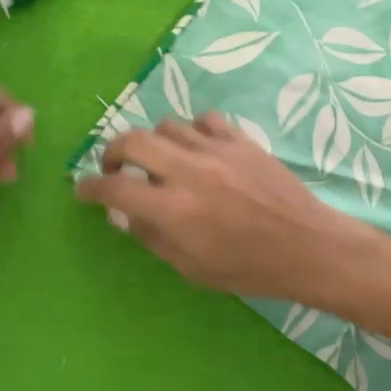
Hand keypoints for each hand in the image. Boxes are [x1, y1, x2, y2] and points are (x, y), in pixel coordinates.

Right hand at [75, 113, 380, 301]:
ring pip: (167, 126)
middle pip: (133, 140)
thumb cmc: (247, 269)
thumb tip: (125, 215)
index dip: (91, 187)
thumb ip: (153, 237)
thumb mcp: (191, 268)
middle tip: (114, 169)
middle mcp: (188, 171)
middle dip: (113, 152)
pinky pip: (203, 121)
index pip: (115, 186)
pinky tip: (196, 151)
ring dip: (153, 143)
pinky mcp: (241, 140)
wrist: (307, 247)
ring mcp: (216, 150)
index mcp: (172, 209)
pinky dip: (189, 132)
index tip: (83, 191)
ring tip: (158, 163)